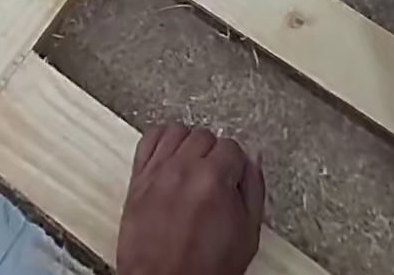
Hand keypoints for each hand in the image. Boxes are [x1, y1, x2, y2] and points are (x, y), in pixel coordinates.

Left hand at [118, 123, 264, 274]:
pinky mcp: (139, 180)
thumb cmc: (201, 269)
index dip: (235, 166)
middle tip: (214, 177)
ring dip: (188, 145)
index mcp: (214, 177)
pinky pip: (149, 139)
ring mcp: (159, 172)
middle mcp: (186, 168)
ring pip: (179, 132)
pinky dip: (161, 140)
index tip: (232, 180)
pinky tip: (169, 154)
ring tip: (192, 165)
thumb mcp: (247, 235)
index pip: (232, 147)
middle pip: (205, 136)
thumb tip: (254, 159)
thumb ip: (254, 188)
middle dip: (213, 154)